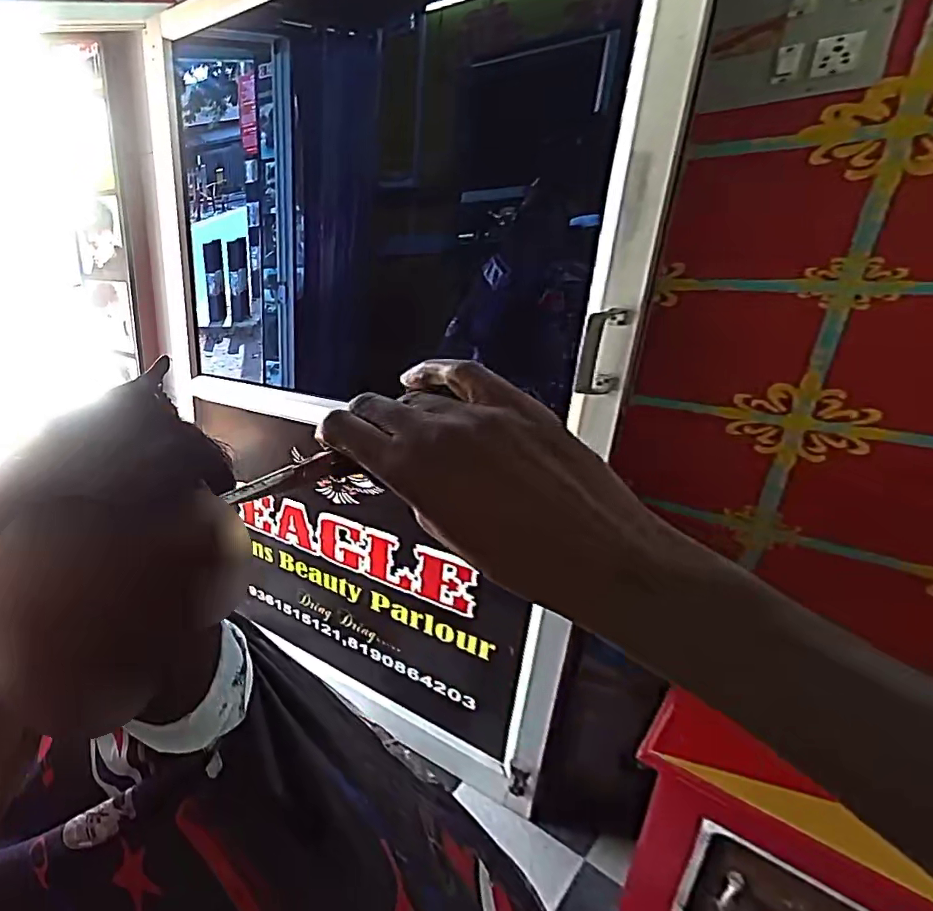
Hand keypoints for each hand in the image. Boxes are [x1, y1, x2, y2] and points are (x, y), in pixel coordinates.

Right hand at [315, 359, 675, 617]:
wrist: (602, 560)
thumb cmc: (527, 560)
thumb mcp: (440, 529)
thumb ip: (409, 488)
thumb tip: (398, 470)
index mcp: (407, 468)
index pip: (343, 427)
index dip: (330, 430)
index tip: (333, 435)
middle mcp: (434, 435)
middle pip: (371, 404)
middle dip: (359, 418)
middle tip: (363, 433)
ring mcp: (477, 416)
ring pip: (414, 395)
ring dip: (402, 408)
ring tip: (409, 424)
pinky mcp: (516, 408)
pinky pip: (464, 373)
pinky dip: (435, 371)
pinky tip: (423, 377)